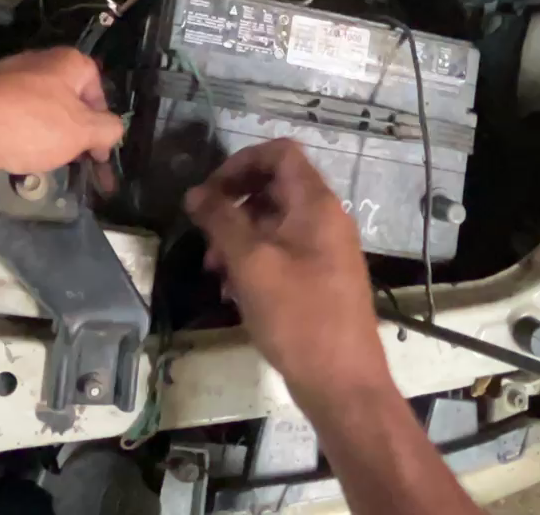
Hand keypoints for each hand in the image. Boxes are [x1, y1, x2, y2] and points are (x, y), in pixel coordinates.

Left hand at [0, 48, 123, 184]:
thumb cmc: (31, 124)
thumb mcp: (82, 131)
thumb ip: (107, 129)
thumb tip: (114, 129)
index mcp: (66, 62)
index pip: (97, 86)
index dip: (102, 119)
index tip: (100, 150)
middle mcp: (38, 64)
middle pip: (68, 100)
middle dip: (76, 133)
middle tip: (78, 162)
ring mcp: (8, 81)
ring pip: (40, 113)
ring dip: (49, 139)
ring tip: (48, 165)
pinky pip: (14, 121)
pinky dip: (21, 140)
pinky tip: (19, 160)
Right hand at [185, 140, 392, 408]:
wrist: (344, 386)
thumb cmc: (298, 315)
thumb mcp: (249, 262)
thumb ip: (220, 219)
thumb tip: (195, 193)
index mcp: (315, 204)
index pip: (279, 152)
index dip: (241, 161)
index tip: (212, 190)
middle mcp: (325, 218)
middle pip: (273, 186)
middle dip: (233, 204)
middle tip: (204, 231)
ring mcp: (325, 249)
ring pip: (273, 222)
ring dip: (238, 236)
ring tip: (212, 269)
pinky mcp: (320, 278)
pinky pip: (282, 251)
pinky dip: (254, 260)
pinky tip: (232, 291)